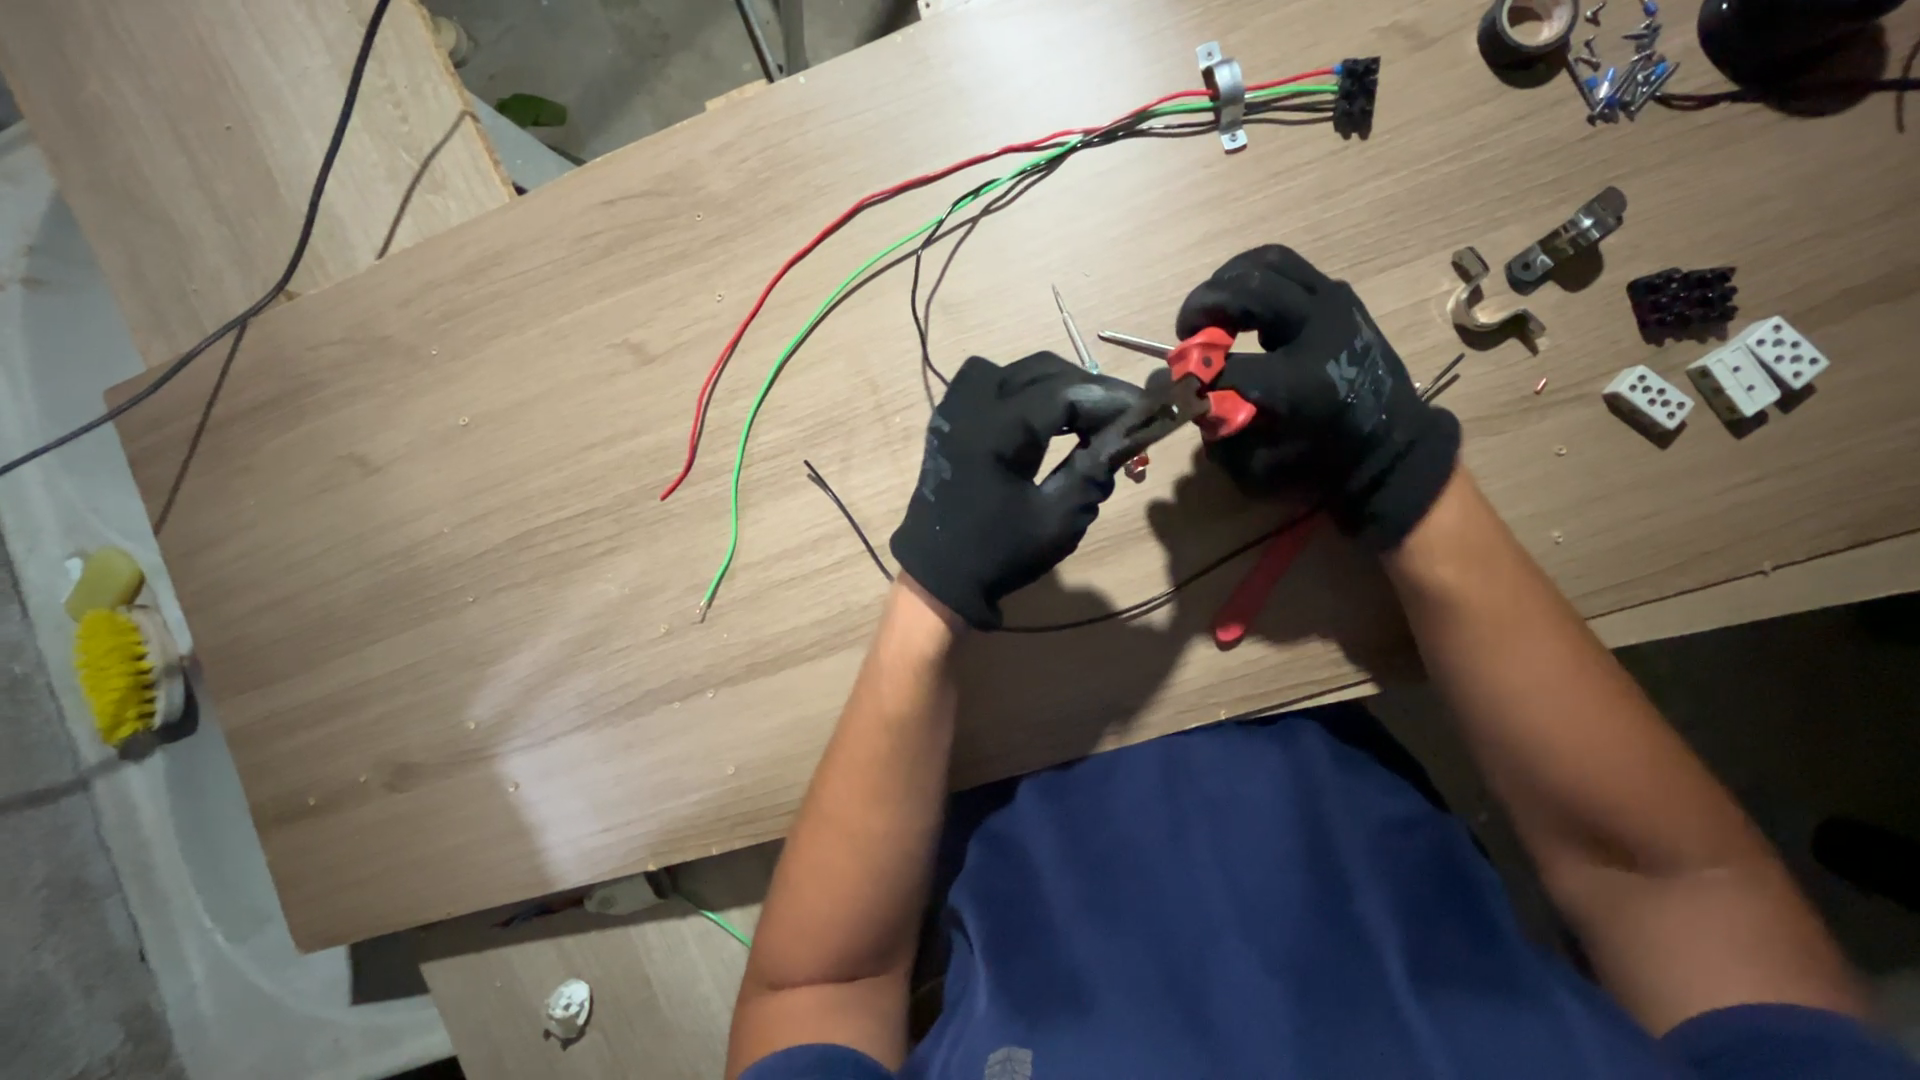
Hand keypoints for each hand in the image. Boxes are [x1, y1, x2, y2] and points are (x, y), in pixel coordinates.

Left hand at [890, 352, 1141, 628]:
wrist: (938, 577)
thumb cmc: (1000, 554)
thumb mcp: (1058, 520)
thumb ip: (1095, 470)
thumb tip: (1131, 435)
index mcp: (996, 431)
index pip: (1065, 392)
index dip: (1109, 398)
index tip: (1144, 411)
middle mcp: (971, 407)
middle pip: (1041, 371)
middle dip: (1087, 388)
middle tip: (1121, 416)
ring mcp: (953, 410)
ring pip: (1014, 371)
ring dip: (1055, 384)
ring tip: (1086, 416)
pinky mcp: (949, 420)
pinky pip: (989, 383)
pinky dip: (1023, 390)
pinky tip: (1045, 419)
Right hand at [1176, 244, 1460, 549]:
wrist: (1391, 444)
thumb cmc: (1321, 463)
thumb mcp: (1260, 468)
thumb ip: (1217, 432)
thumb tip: (1185, 393)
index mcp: (1299, 382)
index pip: (1226, 365)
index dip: (1191, 372)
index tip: (1172, 379)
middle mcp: (1319, 330)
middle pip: (1248, 289)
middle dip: (1203, 306)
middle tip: (1187, 332)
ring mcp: (1334, 304)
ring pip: (1267, 262)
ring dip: (1227, 282)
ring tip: (1212, 311)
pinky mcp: (1339, 294)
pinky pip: (1287, 268)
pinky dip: (1254, 280)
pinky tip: (1244, 310)